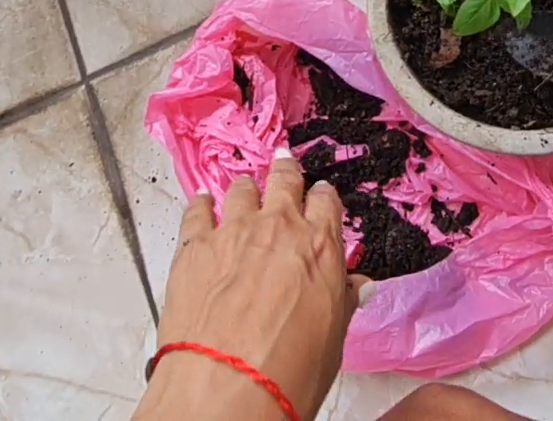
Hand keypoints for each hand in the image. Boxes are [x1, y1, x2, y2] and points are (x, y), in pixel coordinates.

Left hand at [135, 148, 367, 420]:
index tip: (319, 196)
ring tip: (245, 186)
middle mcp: (279, 227)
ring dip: (246, 188)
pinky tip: (203, 200)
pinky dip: (202, 203)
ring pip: (243, 190)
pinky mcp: (195, 245)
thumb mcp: (333, 339)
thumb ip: (341, 301)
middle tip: (284, 164)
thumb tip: (357, 286)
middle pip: (285, 181)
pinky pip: (198, 210)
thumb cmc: (290, 371)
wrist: (227, 388)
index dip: (322, 197)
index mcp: (320, 245)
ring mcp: (235, 231)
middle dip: (286, 171)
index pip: (326, 202)